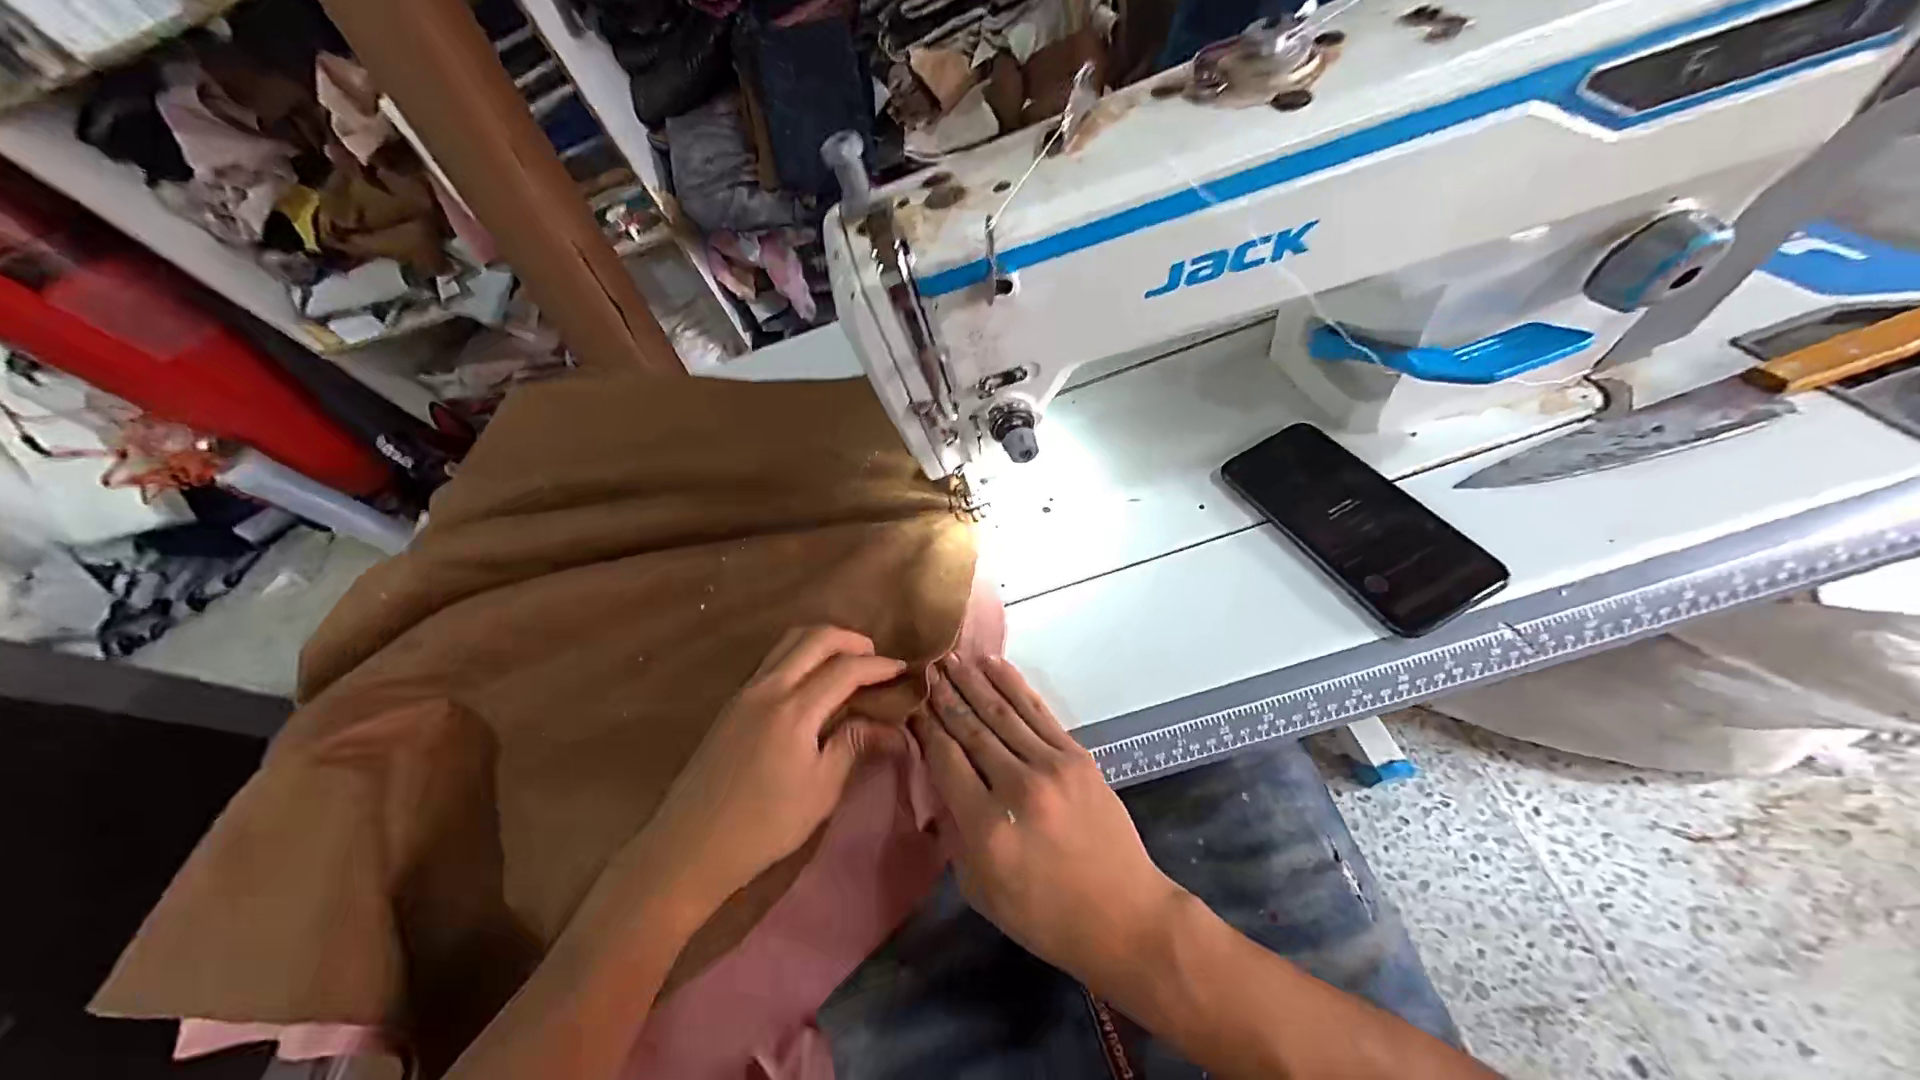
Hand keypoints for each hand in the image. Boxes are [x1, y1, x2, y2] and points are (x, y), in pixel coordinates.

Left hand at [642, 626, 910, 906]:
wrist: (690, 845)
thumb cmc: (764, 824)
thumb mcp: (821, 789)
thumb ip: (854, 745)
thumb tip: (892, 728)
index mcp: (793, 709)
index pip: (845, 669)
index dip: (879, 666)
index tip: (904, 671)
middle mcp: (768, 688)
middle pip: (814, 639)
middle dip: (851, 640)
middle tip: (876, 658)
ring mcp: (745, 692)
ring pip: (788, 643)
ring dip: (823, 642)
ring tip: (848, 662)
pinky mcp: (732, 703)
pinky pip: (773, 660)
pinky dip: (800, 655)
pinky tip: (813, 681)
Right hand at [913, 656, 1186, 984]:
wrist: (1122, 915)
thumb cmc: (1043, 914)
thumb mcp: (980, 889)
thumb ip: (953, 833)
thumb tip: (939, 783)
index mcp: (987, 826)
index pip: (945, 759)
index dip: (925, 727)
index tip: (910, 703)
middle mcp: (1017, 787)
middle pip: (972, 729)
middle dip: (945, 696)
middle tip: (926, 668)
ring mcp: (1052, 767)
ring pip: (1003, 713)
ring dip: (974, 681)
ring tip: (951, 658)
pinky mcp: (1078, 757)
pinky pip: (1038, 712)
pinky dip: (1014, 686)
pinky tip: (994, 666)